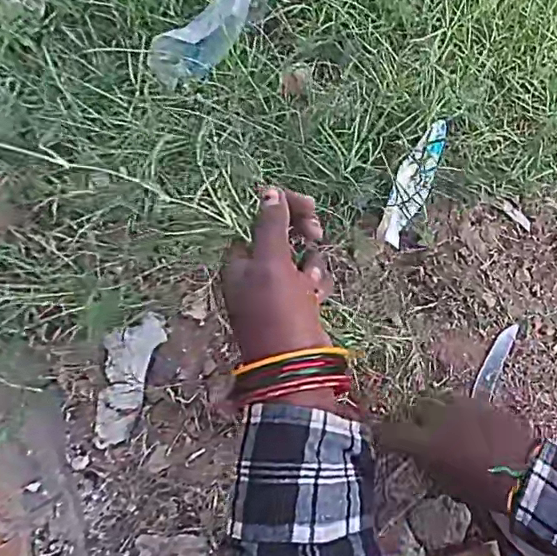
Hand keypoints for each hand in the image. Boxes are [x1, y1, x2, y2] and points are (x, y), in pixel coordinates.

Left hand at [222, 187, 329, 363]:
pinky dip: (316, 282)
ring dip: (311, 262)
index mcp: (239, 261)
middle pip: (280, 234)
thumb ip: (270, 225)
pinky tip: (317, 296)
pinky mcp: (296, 303)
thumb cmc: (278, 311)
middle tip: (316, 233)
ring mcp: (276, 289)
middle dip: (300, 231)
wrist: (297, 363)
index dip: (283, 208)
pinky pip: (310, 279)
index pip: (259, 218)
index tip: (308, 207)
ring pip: (299, 257)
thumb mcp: (271, 263)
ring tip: (311, 281)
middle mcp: (255, 273)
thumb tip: (269, 192)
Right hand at [376, 395, 539, 514]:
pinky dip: (460, 411)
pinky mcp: (484, 402)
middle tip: (418, 431)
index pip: (393, 432)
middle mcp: (442, 418)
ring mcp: (464, 406)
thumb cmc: (485, 489)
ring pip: (440, 398)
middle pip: (417, 406)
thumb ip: (430, 465)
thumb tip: (422, 457)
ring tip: (443, 424)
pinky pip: (464, 401)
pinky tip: (468, 424)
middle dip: (414, 417)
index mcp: (428, 442)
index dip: (383, 434)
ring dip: (437, 409)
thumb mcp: (449, 485)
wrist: (526, 474)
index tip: (379, 436)